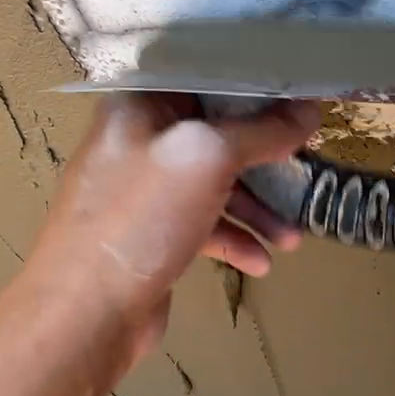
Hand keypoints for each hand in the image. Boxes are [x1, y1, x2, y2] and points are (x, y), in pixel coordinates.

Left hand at [20, 93, 319, 361]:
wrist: (82, 316)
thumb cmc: (139, 219)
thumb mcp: (207, 159)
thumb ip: (261, 131)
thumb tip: (311, 110)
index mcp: (139, 105)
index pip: (206, 79)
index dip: (255, 89)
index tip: (300, 100)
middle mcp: (139, 140)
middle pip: (217, 134)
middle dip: (265, 156)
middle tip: (305, 166)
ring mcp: (143, 191)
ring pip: (215, 184)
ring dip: (257, 208)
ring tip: (292, 239)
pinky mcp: (152, 233)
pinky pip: (204, 223)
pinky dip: (234, 239)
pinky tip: (260, 262)